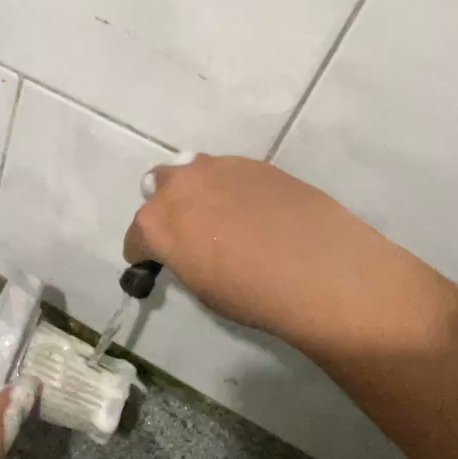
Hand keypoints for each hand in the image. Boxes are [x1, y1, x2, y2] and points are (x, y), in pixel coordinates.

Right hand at [124, 156, 457, 362]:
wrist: (321, 271)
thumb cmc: (253, 294)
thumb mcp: (201, 287)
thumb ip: (182, 258)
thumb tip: (187, 251)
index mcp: (155, 223)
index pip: (136, 238)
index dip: (144, 255)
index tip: (156, 266)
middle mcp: (179, 186)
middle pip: (157, 188)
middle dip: (166, 209)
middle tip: (188, 235)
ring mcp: (218, 168)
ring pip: (193, 171)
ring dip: (197, 191)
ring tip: (221, 217)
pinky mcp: (256, 164)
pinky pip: (230, 173)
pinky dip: (232, 189)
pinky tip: (255, 212)